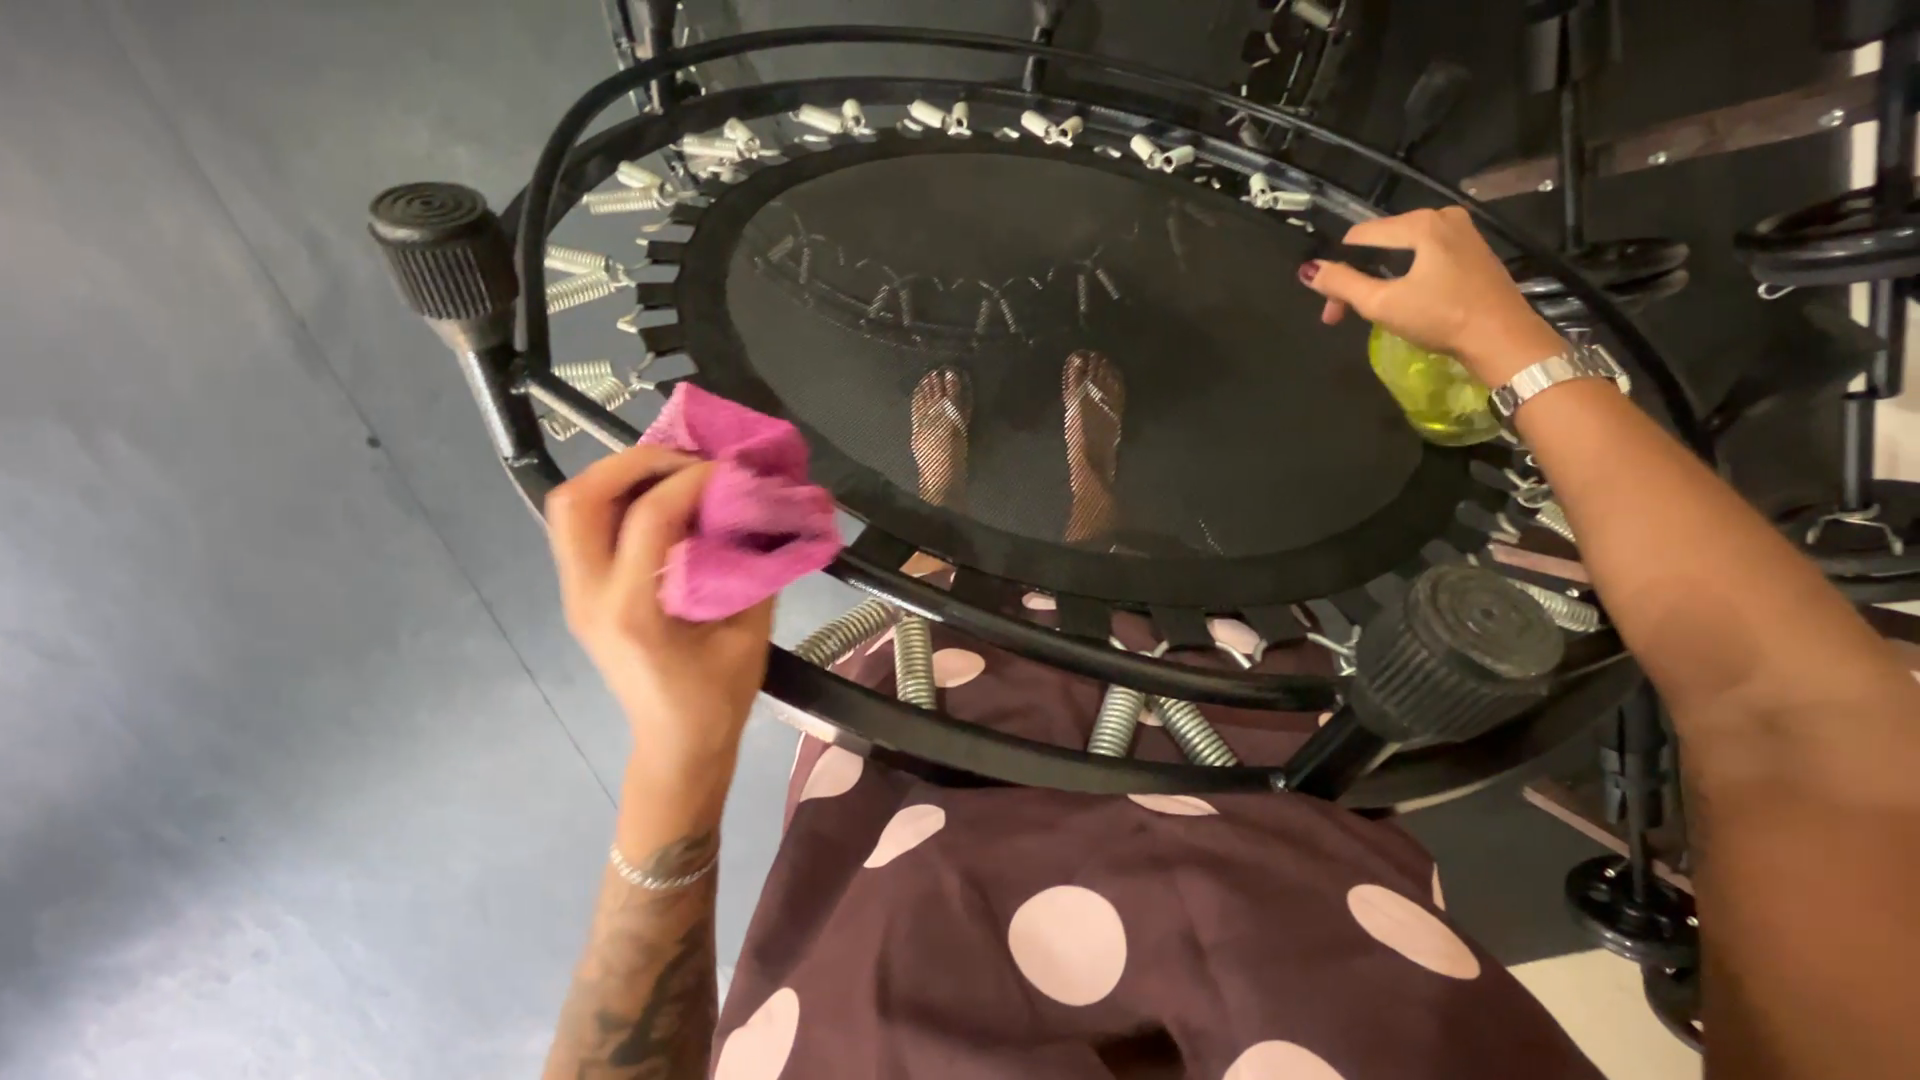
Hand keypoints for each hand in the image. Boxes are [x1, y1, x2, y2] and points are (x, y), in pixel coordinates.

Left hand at [546, 446, 774, 776]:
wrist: (675, 745)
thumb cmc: (716, 699)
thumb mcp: (749, 633)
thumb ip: (749, 568)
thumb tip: (755, 511)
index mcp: (632, 611)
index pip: (650, 517)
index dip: (692, 480)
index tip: (730, 471)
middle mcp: (589, 596)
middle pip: (579, 500)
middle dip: (633, 463)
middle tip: (686, 461)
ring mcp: (576, 596)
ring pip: (569, 509)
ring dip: (617, 477)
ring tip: (670, 473)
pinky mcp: (580, 595)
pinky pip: (582, 528)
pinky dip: (615, 500)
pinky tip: (659, 503)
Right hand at [1300, 207, 1565, 386]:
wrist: (1503, 338)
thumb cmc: (1441, 318)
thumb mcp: (1383, 304)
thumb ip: (1342, 284)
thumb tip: (1308, 270)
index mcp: (1421, 223)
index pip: (1360, 237)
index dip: (1337, 269)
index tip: (1332, 308)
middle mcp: (1443, 217)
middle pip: (1381, 243)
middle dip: (1358, 277)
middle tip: (1343, 315)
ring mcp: (1462, 232)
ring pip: (1403, 251)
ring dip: (1380, 279)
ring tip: (1371, 310)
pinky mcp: (1473, 251)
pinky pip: (1425, 256)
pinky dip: (1406, 277)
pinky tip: (1403, 300)